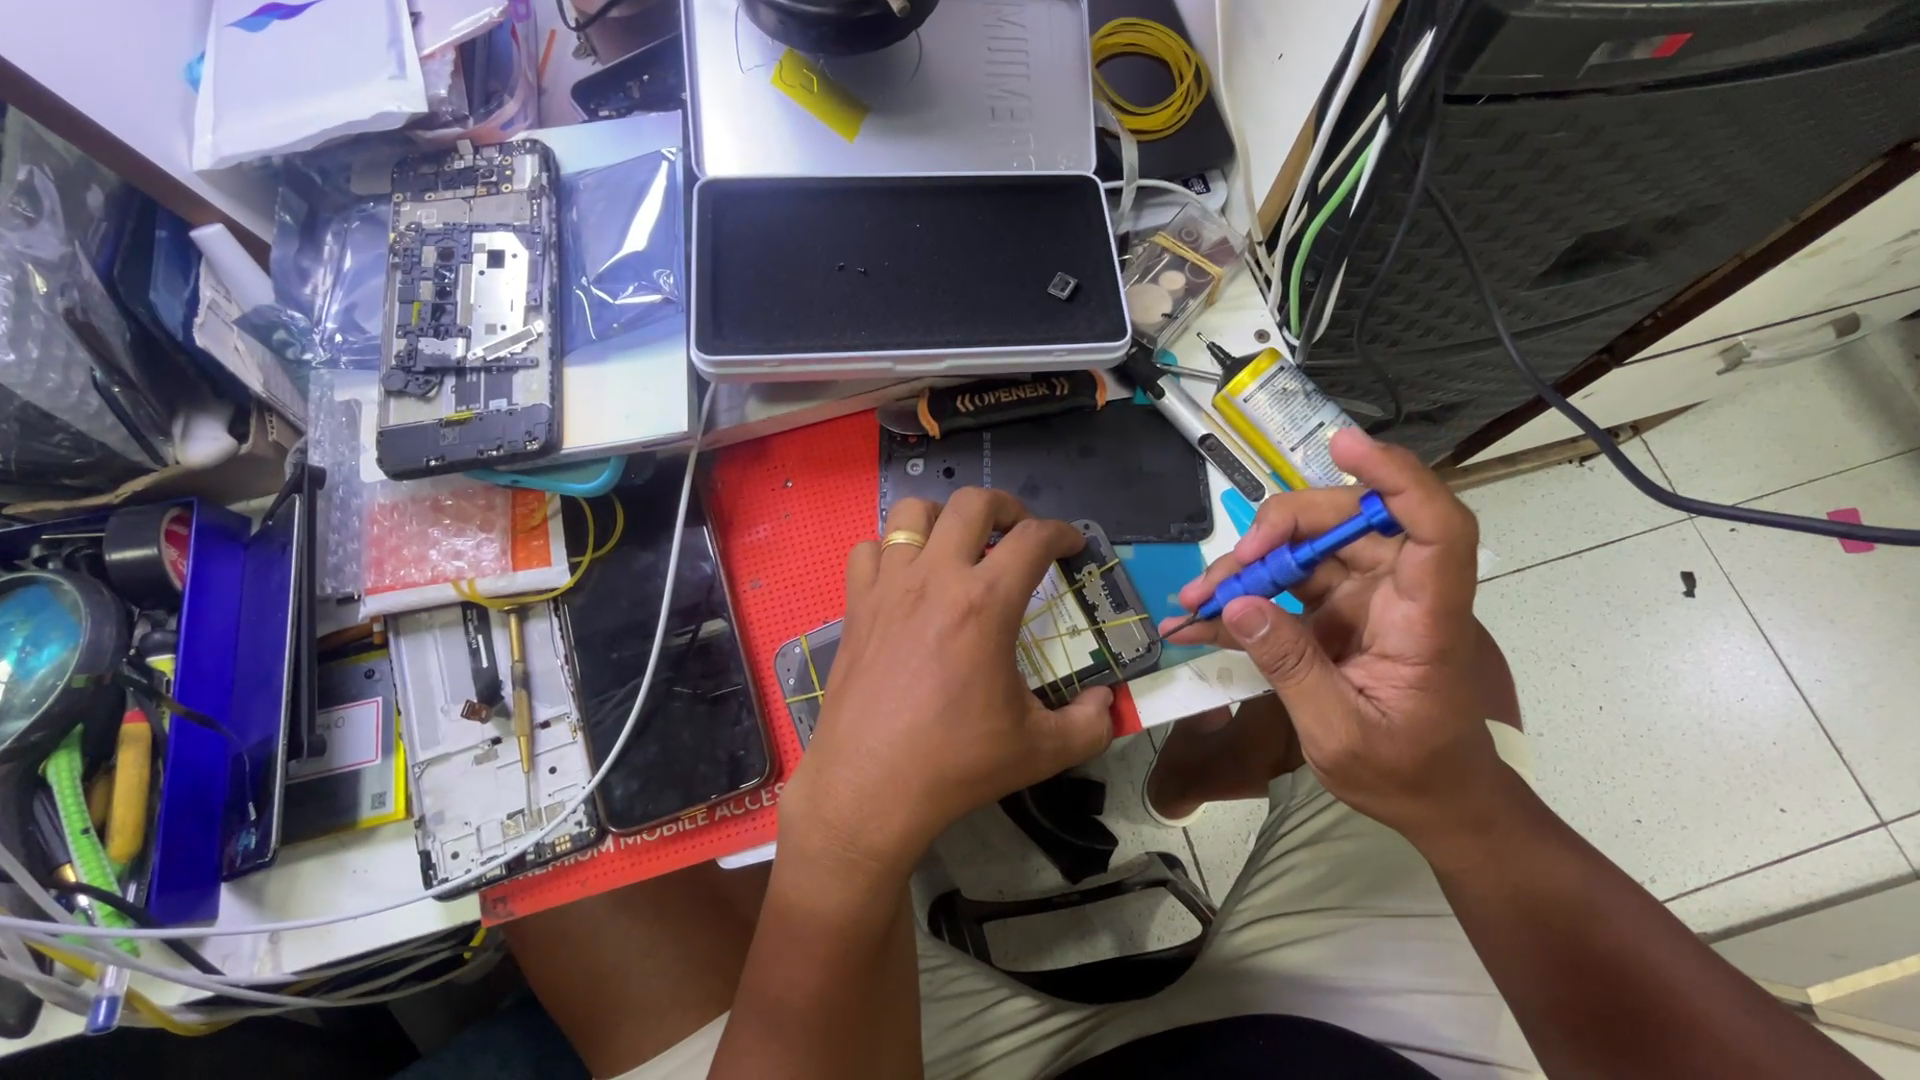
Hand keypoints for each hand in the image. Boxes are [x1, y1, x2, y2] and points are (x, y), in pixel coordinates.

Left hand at [781, 489, 1114, 875]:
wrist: (870, 787)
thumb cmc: (957, 764)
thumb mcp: (1042, 750)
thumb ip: (1091, 723)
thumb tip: (1108, 702)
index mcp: (985, 603)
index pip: (1033, 539)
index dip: (1062, 532)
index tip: (1072, 545)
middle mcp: (934, 579)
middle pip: (972, 504)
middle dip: (1007, 506)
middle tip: (1020, 532)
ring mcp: (887, 588)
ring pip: (912, 513)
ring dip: (944, 517)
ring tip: (960, 545)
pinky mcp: (855, 606)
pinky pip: (868, 550)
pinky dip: (890, 551)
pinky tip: (905, 578)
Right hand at [1158, 428, 1512, 841]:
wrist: (1430, 799)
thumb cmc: (1407, 774)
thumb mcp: (1340, 734)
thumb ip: (1291, 668)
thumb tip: (1235, 606)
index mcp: (1425, 618)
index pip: (1434, 528)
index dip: (1397, 478)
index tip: (1345, 446)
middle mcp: (1396, 592)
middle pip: (1344, 524)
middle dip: (1276, 534)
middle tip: (1223, 575)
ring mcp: (1362, 599)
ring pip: (1302, 550)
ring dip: (1243, 567)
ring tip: (1193, 600)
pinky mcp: (1331, 613)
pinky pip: (1281, 588)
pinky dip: (1238, 600)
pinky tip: (1196, 618)